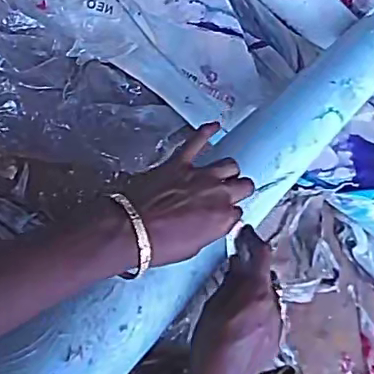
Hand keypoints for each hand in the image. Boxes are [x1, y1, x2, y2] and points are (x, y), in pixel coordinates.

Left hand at [120, 124, 255, 268]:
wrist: (131, 230)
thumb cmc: (158, 245)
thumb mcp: (193, 247)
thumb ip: (209, 231)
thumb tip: (212, 224)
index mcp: (222, 219)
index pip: (237, 212)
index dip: (230, 213)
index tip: (223, 215)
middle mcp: (218, 194)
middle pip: (243, 185)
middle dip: (239, 189)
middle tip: (231, 192)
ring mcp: (200, 175)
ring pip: (229, 164)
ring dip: (228, 169)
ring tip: (223, 172)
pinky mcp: (180, 163)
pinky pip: (197, 141)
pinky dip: (206, 131)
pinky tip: (214, 126)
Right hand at [188, 227, 281, 373]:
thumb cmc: (210, 342)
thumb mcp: (213, 305)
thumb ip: (230, 280)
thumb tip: (238, 260)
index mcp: (257, 292)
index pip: (262, 254)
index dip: (253, 240)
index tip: (245, 232)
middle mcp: (274, 304)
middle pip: (265, 276)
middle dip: (252, 267)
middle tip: (236, 261)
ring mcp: (278, 323)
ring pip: (268, 296)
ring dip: (255, 289)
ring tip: (237, 292)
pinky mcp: (277, 338)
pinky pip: (269, 314)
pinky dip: (258, 308)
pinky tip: (243, 317)